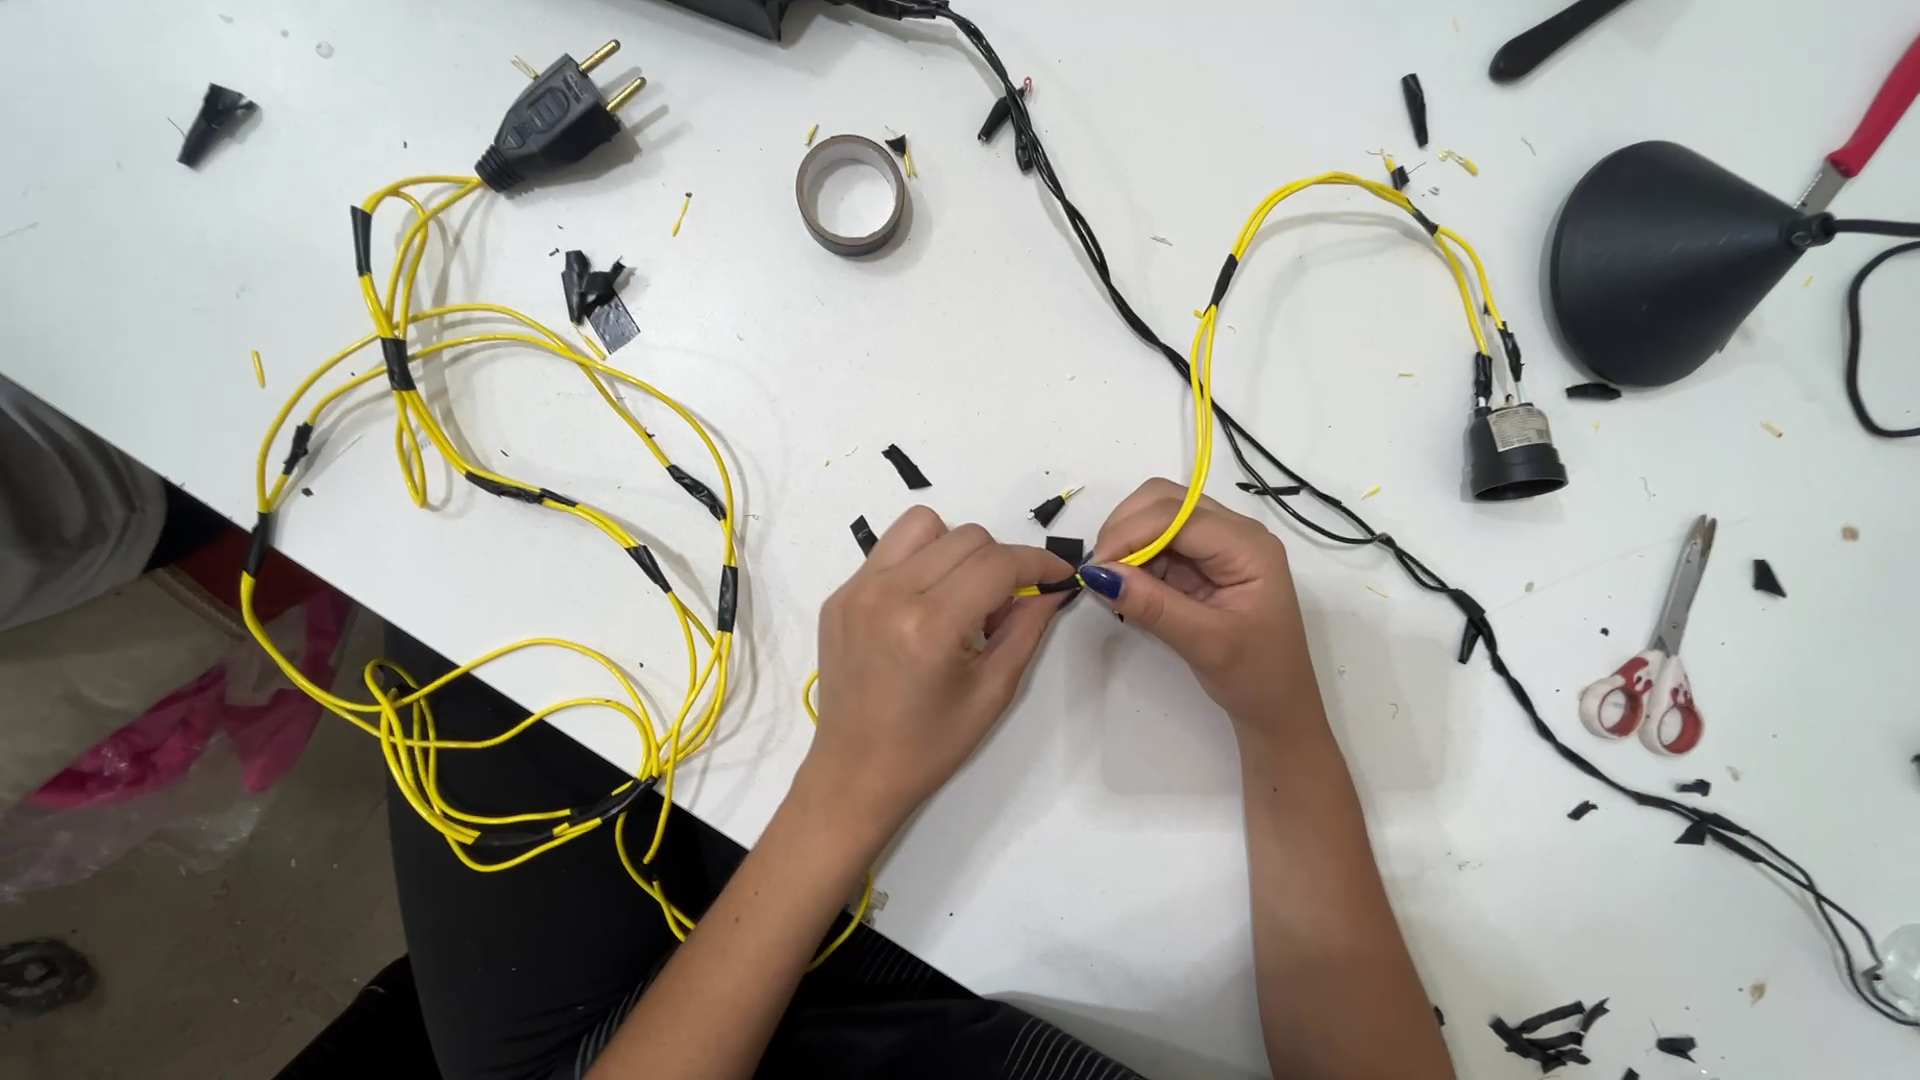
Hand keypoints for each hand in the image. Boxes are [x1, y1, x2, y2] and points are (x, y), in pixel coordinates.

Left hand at [804, 507, 1072, 842]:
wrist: (855, 772)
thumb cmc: (930, 745)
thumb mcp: (993, 691)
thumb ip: (1027, 628)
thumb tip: (1052, 587)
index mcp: (930, 625)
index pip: (998, 563)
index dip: (1038, 563)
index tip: (1057, 575)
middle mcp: (888, 594)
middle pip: (965, 536)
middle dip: (999, 561)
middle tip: (1002, 605)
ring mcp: (856, 590)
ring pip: (922, 525)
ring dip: (955, 548)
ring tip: (959, 595)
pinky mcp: (839, 595)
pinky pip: (890, 551)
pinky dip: (918, 563)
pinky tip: (923, 606)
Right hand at [1079, 478, 1318, 733]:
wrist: (1278, 707)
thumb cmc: (1257, 676)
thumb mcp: (1206, 643)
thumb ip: (1154, 606)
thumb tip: (1099, 574)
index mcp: (1248, 546)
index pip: (1177, 515)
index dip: (1130, 533)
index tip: (1095, 571)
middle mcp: (1234, 533)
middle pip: (1165, 501)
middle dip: (1125, 527)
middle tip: (1100, 572)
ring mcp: (1216, 545)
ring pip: (1157, 515)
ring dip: (1126, 540)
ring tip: (1110, 581)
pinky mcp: (1199, 562)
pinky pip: (1157, 543)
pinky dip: (1133, 556)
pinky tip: (1125, 585)